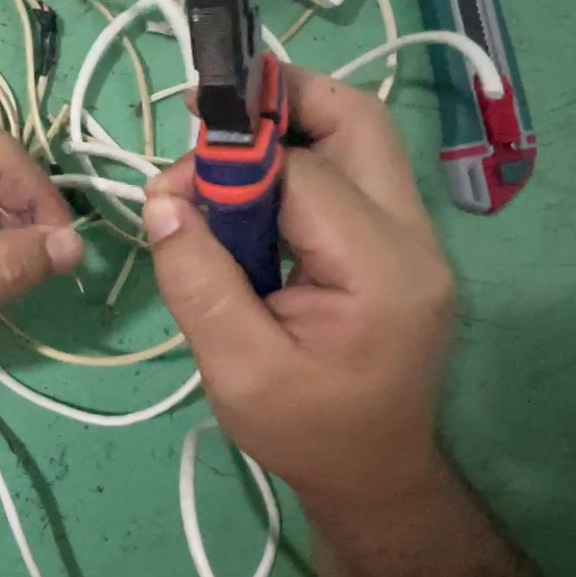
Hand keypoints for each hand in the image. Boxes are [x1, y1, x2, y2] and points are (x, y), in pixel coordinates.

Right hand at [142, 65, 455, 517]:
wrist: (375, 477)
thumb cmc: (305, 431)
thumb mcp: (235, 367)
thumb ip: (197, 279)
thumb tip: (163, 201)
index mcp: (379, 270)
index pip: (303, 172)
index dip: (229, 164)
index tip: (169, 188)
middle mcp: (412, 238)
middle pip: (358, 122)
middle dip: (280, 100)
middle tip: (209, 115)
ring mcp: (412, 239)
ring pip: (359, 139)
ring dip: (288, 126)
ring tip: (221, 152)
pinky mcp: (397, 246)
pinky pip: (350, 175)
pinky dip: (296, 162)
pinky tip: (249, 191)